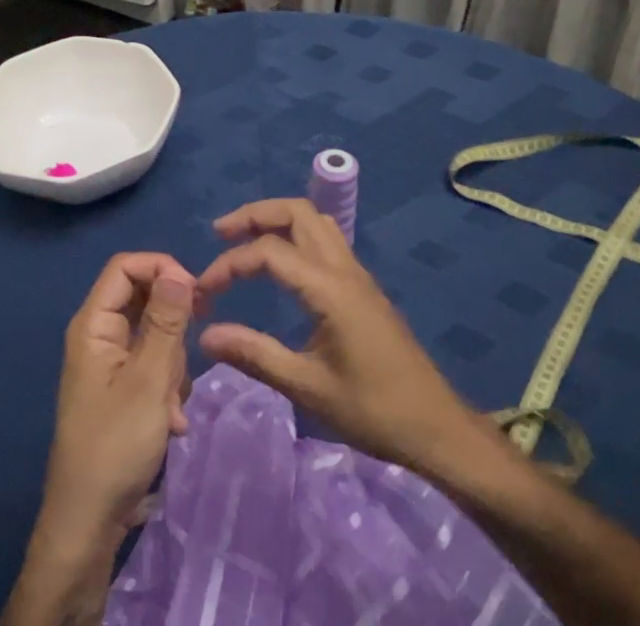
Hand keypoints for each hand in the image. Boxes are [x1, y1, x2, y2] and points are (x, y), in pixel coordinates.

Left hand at [37, 252, 195, 545]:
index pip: (126, 267)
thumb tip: (180, 272)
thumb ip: (166, 322)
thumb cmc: (117, 443)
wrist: (91, 516)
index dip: (162, 269)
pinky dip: (168, 391)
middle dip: (174, 331)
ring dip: (173, 369)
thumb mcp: (149, 380)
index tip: (198, 296)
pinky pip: (155, 370)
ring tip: (169, 406)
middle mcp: (99, 337)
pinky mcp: (123, 391)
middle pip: (145, 301)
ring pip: (156, 339)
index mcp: (94, 325)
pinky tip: (171, 424)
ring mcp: (111, 365)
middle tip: (184, 362)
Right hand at [197, 198, 512, 476]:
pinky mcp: (364, 290)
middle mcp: (346, 271)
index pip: (269, 252)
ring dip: (277, 221)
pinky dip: (295, 238)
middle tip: (219, 234)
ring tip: (243, 242)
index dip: (229, 264)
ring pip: (316, 222)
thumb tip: (205, 335)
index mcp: (331, 290)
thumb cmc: (373, 410)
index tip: (203, 294)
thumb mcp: (307, 387)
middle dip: (255, 214)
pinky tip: (278, 266)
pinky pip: (327, 242)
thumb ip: (254, 355)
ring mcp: (359, 277)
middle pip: (298, 213)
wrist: (436, 427)